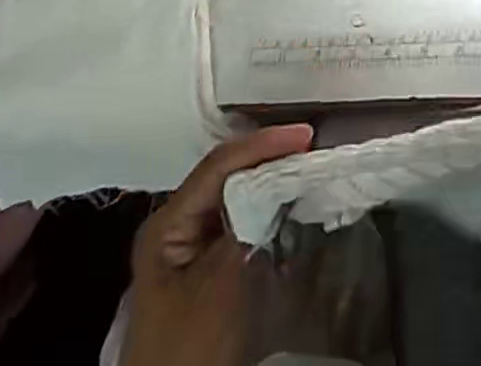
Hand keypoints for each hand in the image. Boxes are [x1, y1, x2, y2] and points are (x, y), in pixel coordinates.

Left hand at [124, 125, 312, 365]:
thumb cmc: (189, 347)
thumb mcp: (219, 285)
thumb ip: (246, 227)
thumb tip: (279, 184)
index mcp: (169, 222)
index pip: (219, 165)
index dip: (262, 144)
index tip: (305, 136)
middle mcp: (178, 221)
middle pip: (226, 171)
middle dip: (268, 153)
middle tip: (311, 145)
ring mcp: (193, 241)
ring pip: (235, 190)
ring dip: (270, 175)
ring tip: (307, 162)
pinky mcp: (210, 259)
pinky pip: (242, 215)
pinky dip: (269, 201)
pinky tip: (292, 196)